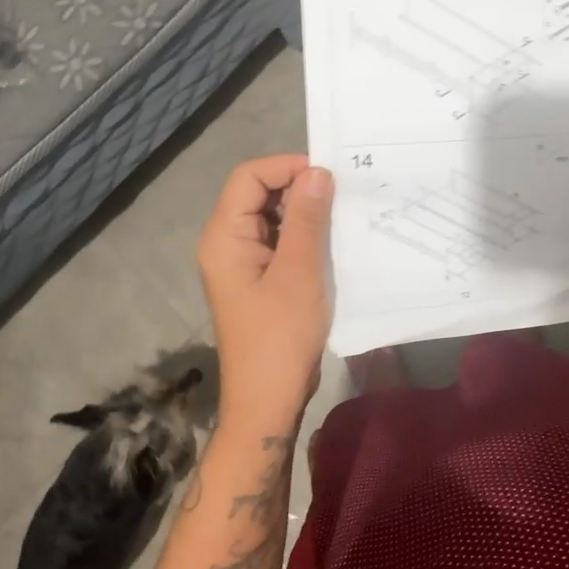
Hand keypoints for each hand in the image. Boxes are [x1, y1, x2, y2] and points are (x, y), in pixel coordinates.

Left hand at [196, 155, 334, 428]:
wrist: (267, 401)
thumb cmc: (280, 336)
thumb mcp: (299, 272)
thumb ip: (307, 218)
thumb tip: (317, 172)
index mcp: (224, 236)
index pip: (248, 176)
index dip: (286, 167)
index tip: (329, 176)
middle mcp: (226, 243)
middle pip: (258, 194)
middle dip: (299, 188)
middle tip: (344, 196)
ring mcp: (242, 263)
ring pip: (272, 218)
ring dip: (305, 214)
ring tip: (344, 217)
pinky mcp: (258, 280)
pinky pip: (279, 243)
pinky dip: (304, 237)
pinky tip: (333, 243)